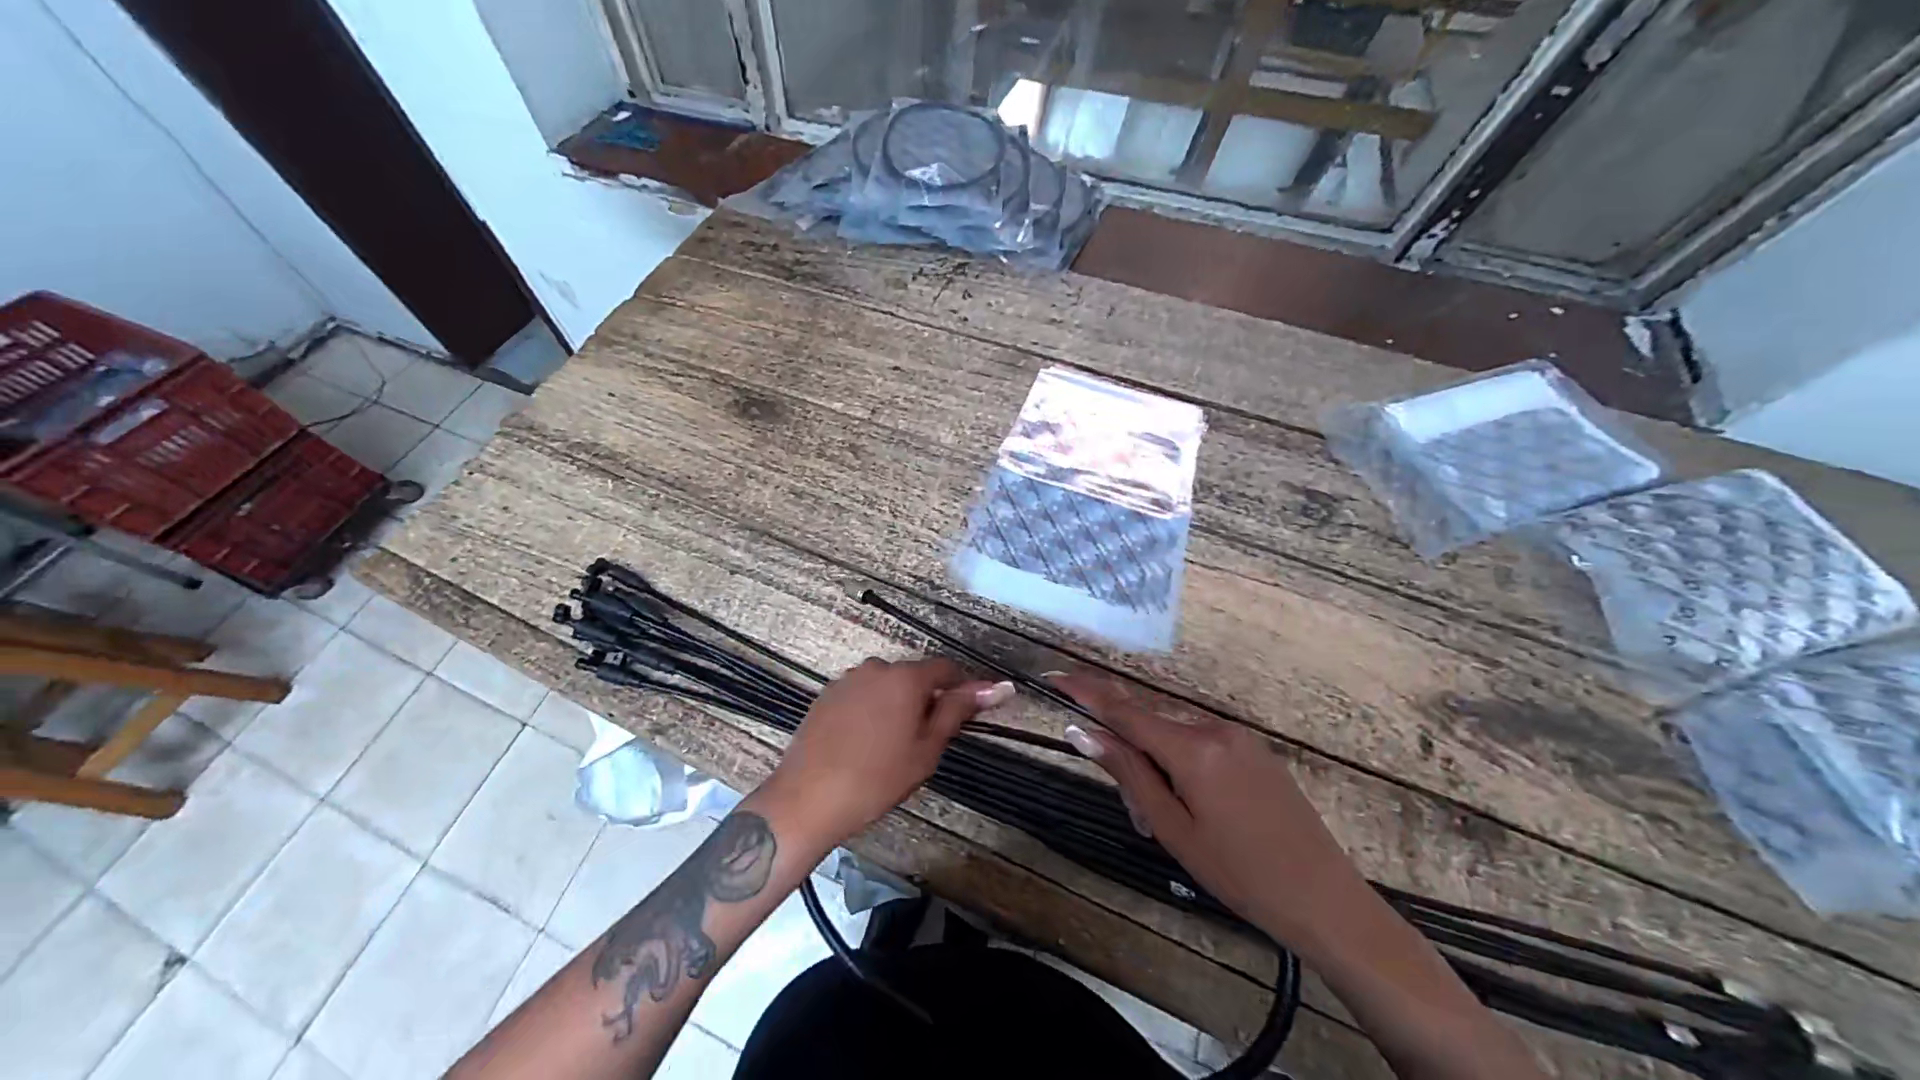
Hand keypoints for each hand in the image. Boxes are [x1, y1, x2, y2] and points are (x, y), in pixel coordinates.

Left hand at [760, 658, 1011, 853]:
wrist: (806, 800)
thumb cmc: (876, 779)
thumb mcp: (927, 749)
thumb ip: (957, 710)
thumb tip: (995, 686)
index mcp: (905, 678)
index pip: (946, 669)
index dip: (963, 687)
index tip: (971, 710)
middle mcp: (876, 668)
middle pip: (914, 677)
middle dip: (926, 699)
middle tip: (927, 741)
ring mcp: (847, 680)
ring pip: (886, 687)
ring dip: (897, 705)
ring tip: (893, 747)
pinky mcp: (825, 696)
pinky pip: (861, 696)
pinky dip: (872, 712)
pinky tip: (865, 745)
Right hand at [1054, 673, 1369, 947]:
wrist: (1325, 899)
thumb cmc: (1240, 873)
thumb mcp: (1174, 828)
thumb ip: (1128, 773)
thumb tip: (1083, 732)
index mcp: (1193, 747)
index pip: (1124, 710)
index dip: (1086, 692)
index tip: (1054, 676)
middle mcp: (1215, 728)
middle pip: (1149, 728)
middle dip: (1128, 758)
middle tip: (1136, 816)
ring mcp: (1239, 737)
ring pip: (1174, 740)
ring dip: (1156, 770)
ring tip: (1165, 824)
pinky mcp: (1254, 750)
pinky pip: (1200, 747)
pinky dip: (1181, 769)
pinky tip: (1192, 810)